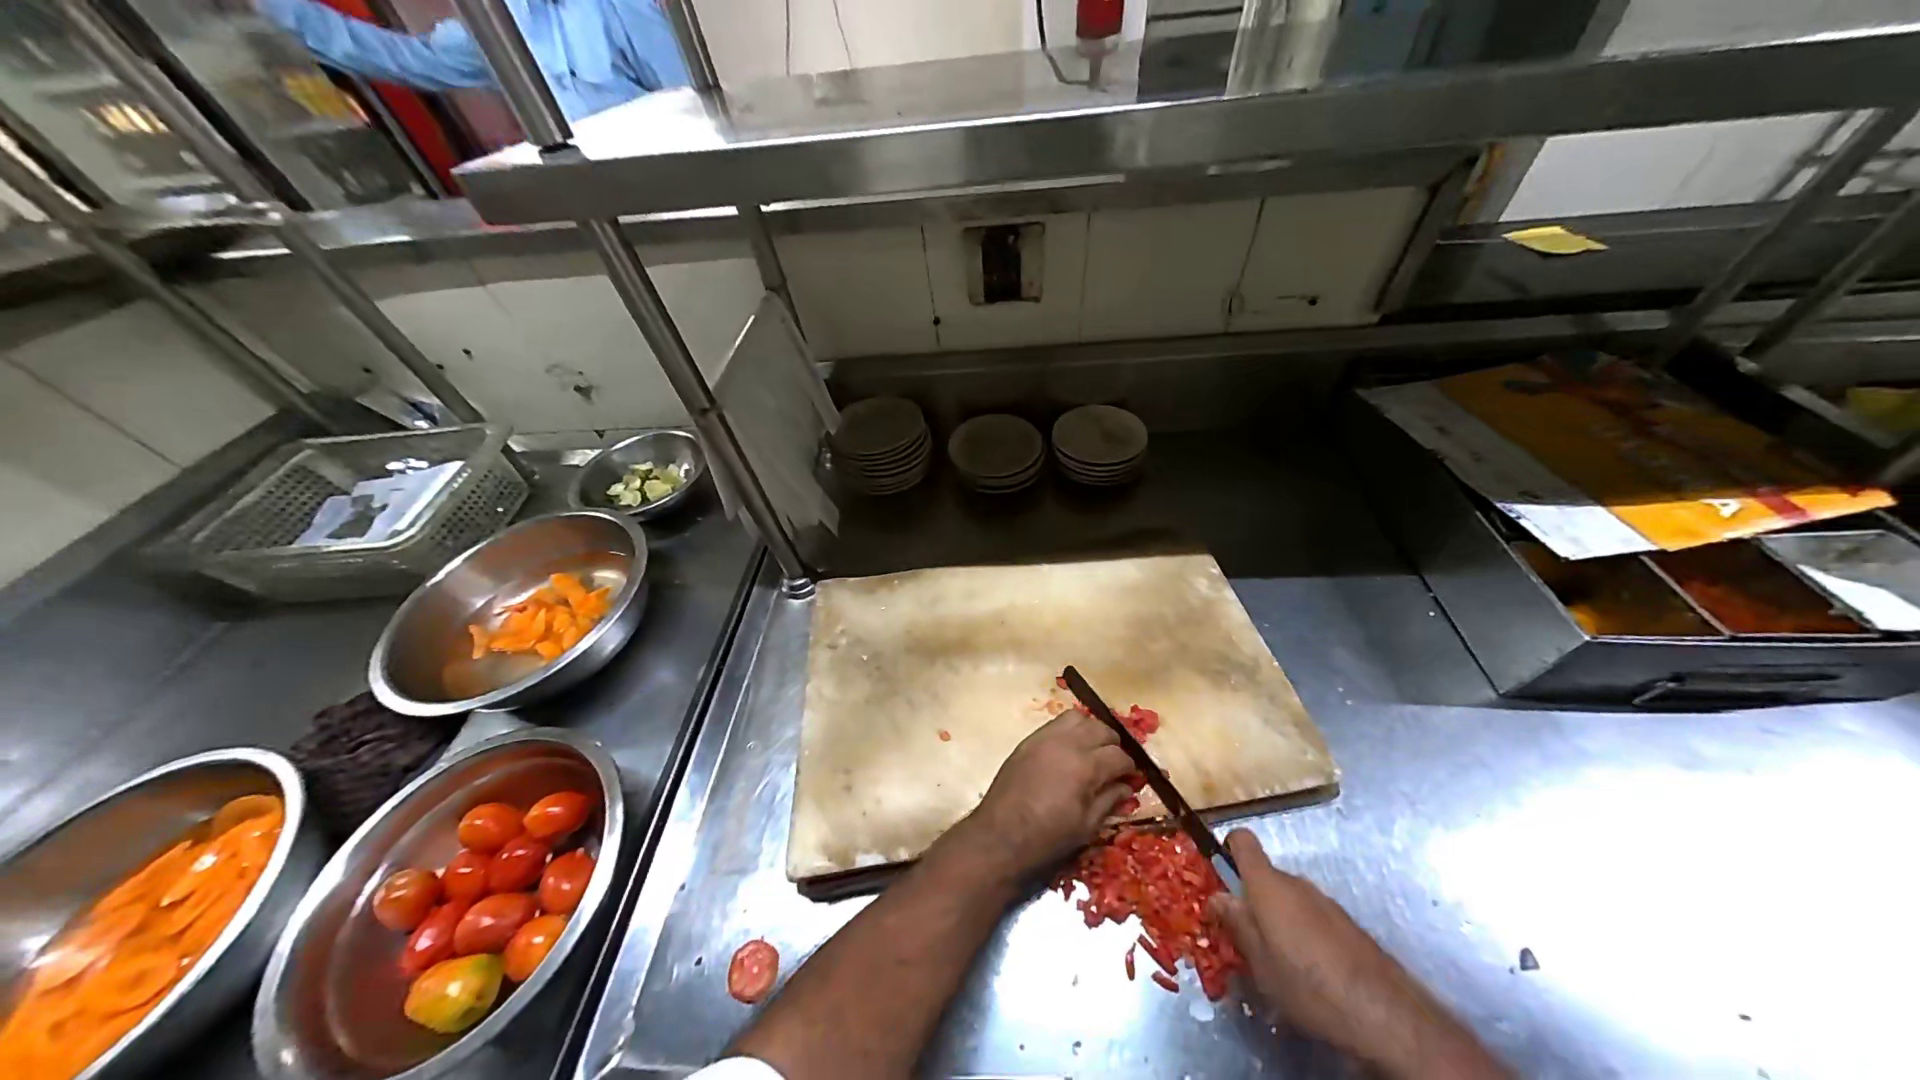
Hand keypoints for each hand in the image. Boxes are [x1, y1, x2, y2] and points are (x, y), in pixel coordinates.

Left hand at [944, 709, 1134, 886]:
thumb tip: (1126, 787)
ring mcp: (1045, 738)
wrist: (1000, 836)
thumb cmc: (1047, 837)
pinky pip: (1055, 724)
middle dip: (1113, 745)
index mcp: (1085, 767)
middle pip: (1101, 729)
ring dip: (1091, 730)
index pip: (1119, 756)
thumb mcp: (1086, 826)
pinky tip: (1069, 750)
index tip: (1130, 779)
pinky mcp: (1028, 740)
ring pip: (1078, 718)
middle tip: (1114, 764)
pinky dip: (1069, 730)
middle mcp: (1067, 744)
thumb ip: (1109, 801)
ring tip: (1093, 751)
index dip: (1129, 769)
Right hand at [1212, 830, 1507, 1079]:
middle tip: (1244, 936)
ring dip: (1277, 918)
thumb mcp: (1259, 962)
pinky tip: (1308, 970)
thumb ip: (1237, 924)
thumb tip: (1218, 897)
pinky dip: (1302, 931)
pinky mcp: (1346, 923)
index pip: (1242, 841)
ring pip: (1288, 898)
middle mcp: (1297, 883)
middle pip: (1264, 876)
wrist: (1386, 1014)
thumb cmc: (1309, 985)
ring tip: (1277, 960)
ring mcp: (1325, 901)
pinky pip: (1311, 915)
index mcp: (1268, 884)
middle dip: (1251, 899)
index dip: (1227, 849)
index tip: (1219, 873)